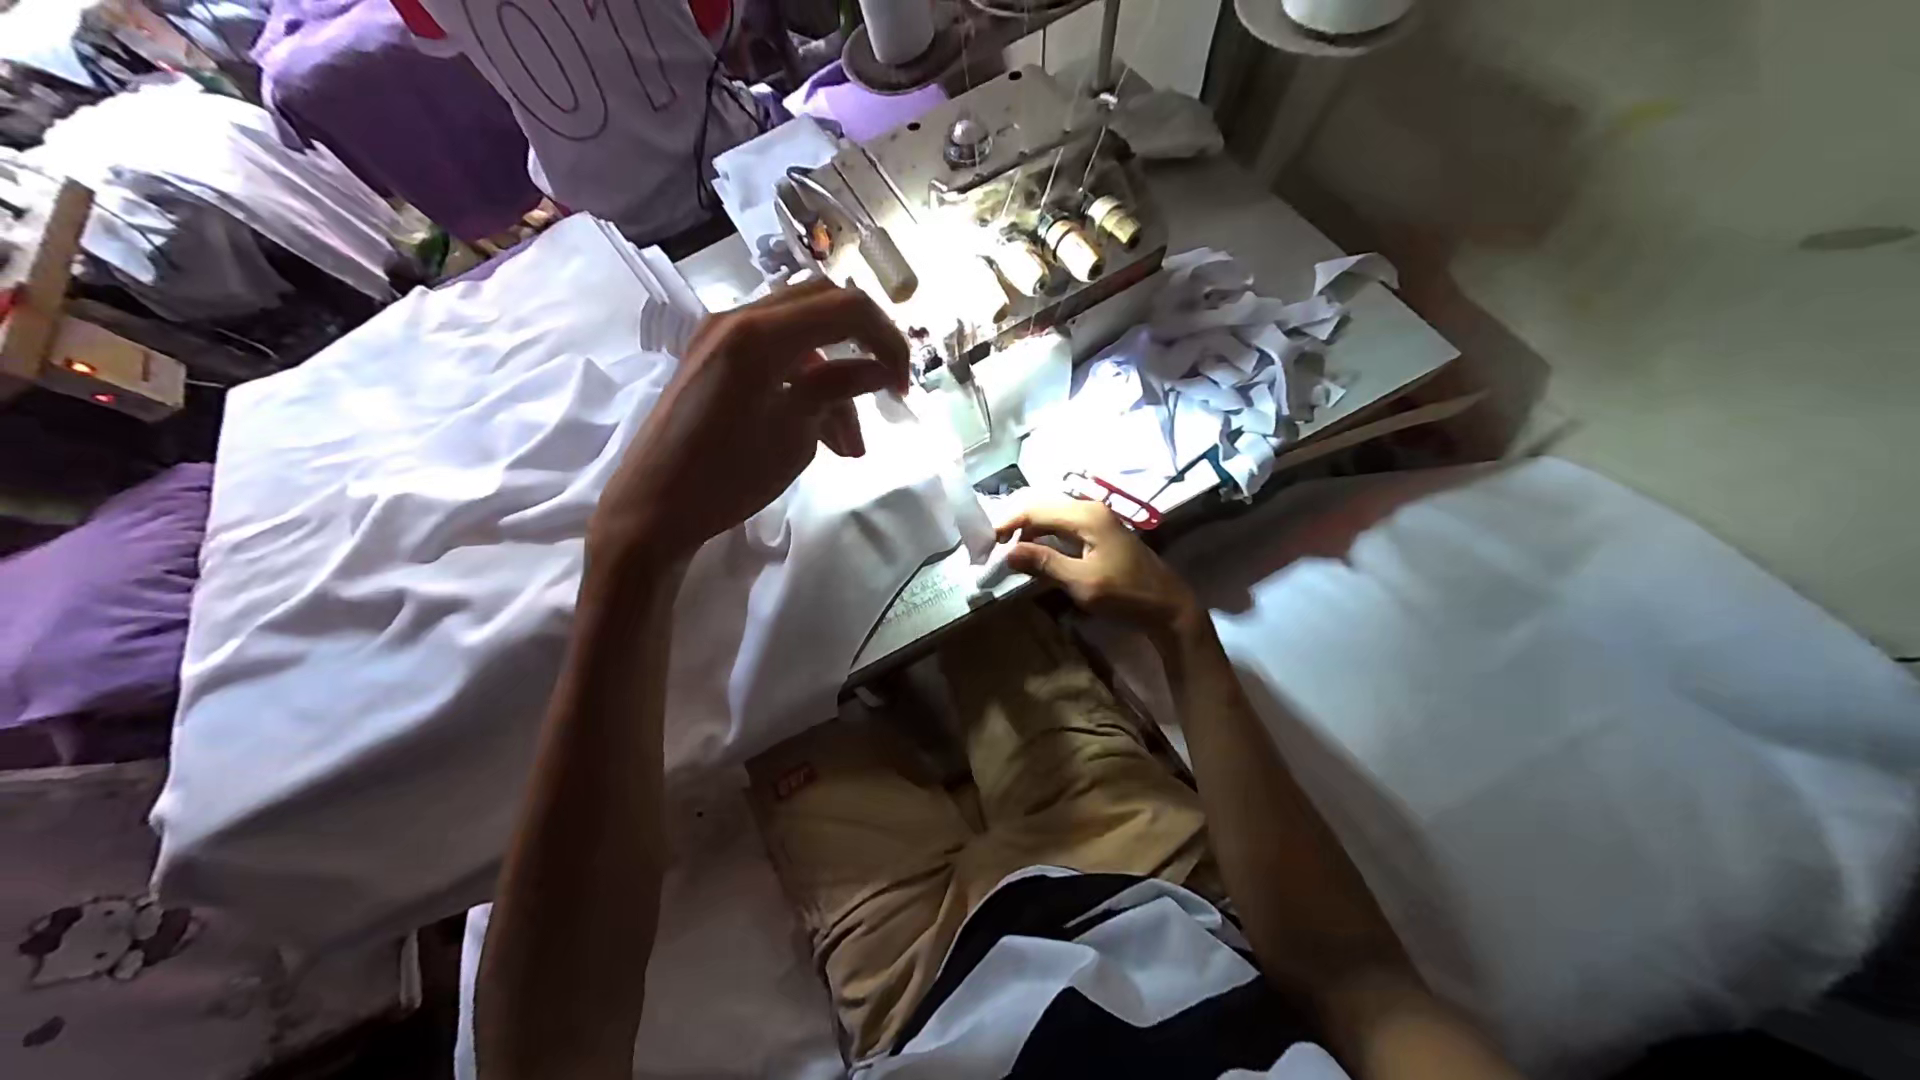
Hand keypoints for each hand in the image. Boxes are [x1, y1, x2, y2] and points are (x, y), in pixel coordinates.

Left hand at [590, 279, 908, 564]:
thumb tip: (883, 370)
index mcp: (759, 335)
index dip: (887, 340)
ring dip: (835, 380)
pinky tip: (822, 435)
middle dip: (864, 346)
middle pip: (824, 306)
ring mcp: (722, 336)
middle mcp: (738, 318)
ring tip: (851, 447)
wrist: (652, 509)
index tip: (903, 385)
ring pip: (802, 337)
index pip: (846, 309)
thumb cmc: (725, 477)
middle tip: (887, 388)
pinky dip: (806, 384)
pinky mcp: (715, 358)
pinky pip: (776, 355)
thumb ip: (839, 390)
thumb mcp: (794, 435)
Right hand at [1000, 496, 1203, 644]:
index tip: (986, 545)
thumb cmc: (1127, 594)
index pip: (1035, 509)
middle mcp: (1089, 509)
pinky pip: (1062, 528)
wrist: (1168, 606)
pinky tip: (1033, 556)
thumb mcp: (1082, 583)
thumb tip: (1007, 552)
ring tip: (1008, 555)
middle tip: (992, 550)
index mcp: (1086, 516)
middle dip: (1015, 526)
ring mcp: (1096, 520)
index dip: (1007, 524)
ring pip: (1050, 517)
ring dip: (1028, 533)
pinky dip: (1043, 539)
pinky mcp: (1098, 533)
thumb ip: (1044, 564)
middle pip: (1041, 508)